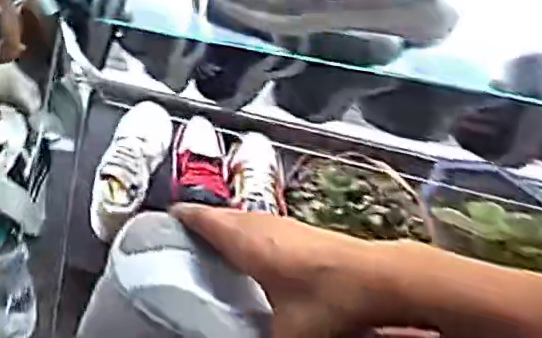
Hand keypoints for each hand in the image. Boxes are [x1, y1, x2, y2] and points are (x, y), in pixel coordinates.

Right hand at [172, 203, 405, 337]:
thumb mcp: (290, 335)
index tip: (163, 219)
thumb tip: (238, 337)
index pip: (201, 219)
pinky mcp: (298, 229)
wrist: (378, 278)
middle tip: (183, 233)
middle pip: (219, 215)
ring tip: (212, 241)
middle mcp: (256, 222)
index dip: (180, 218)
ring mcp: (279, 222)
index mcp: (243, 239)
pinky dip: (244, 231)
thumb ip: (260, 337)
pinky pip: (257, 224)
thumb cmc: (326, 300)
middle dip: (200, 222)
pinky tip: (252, 251)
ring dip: (224, 226)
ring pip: (240, 218)